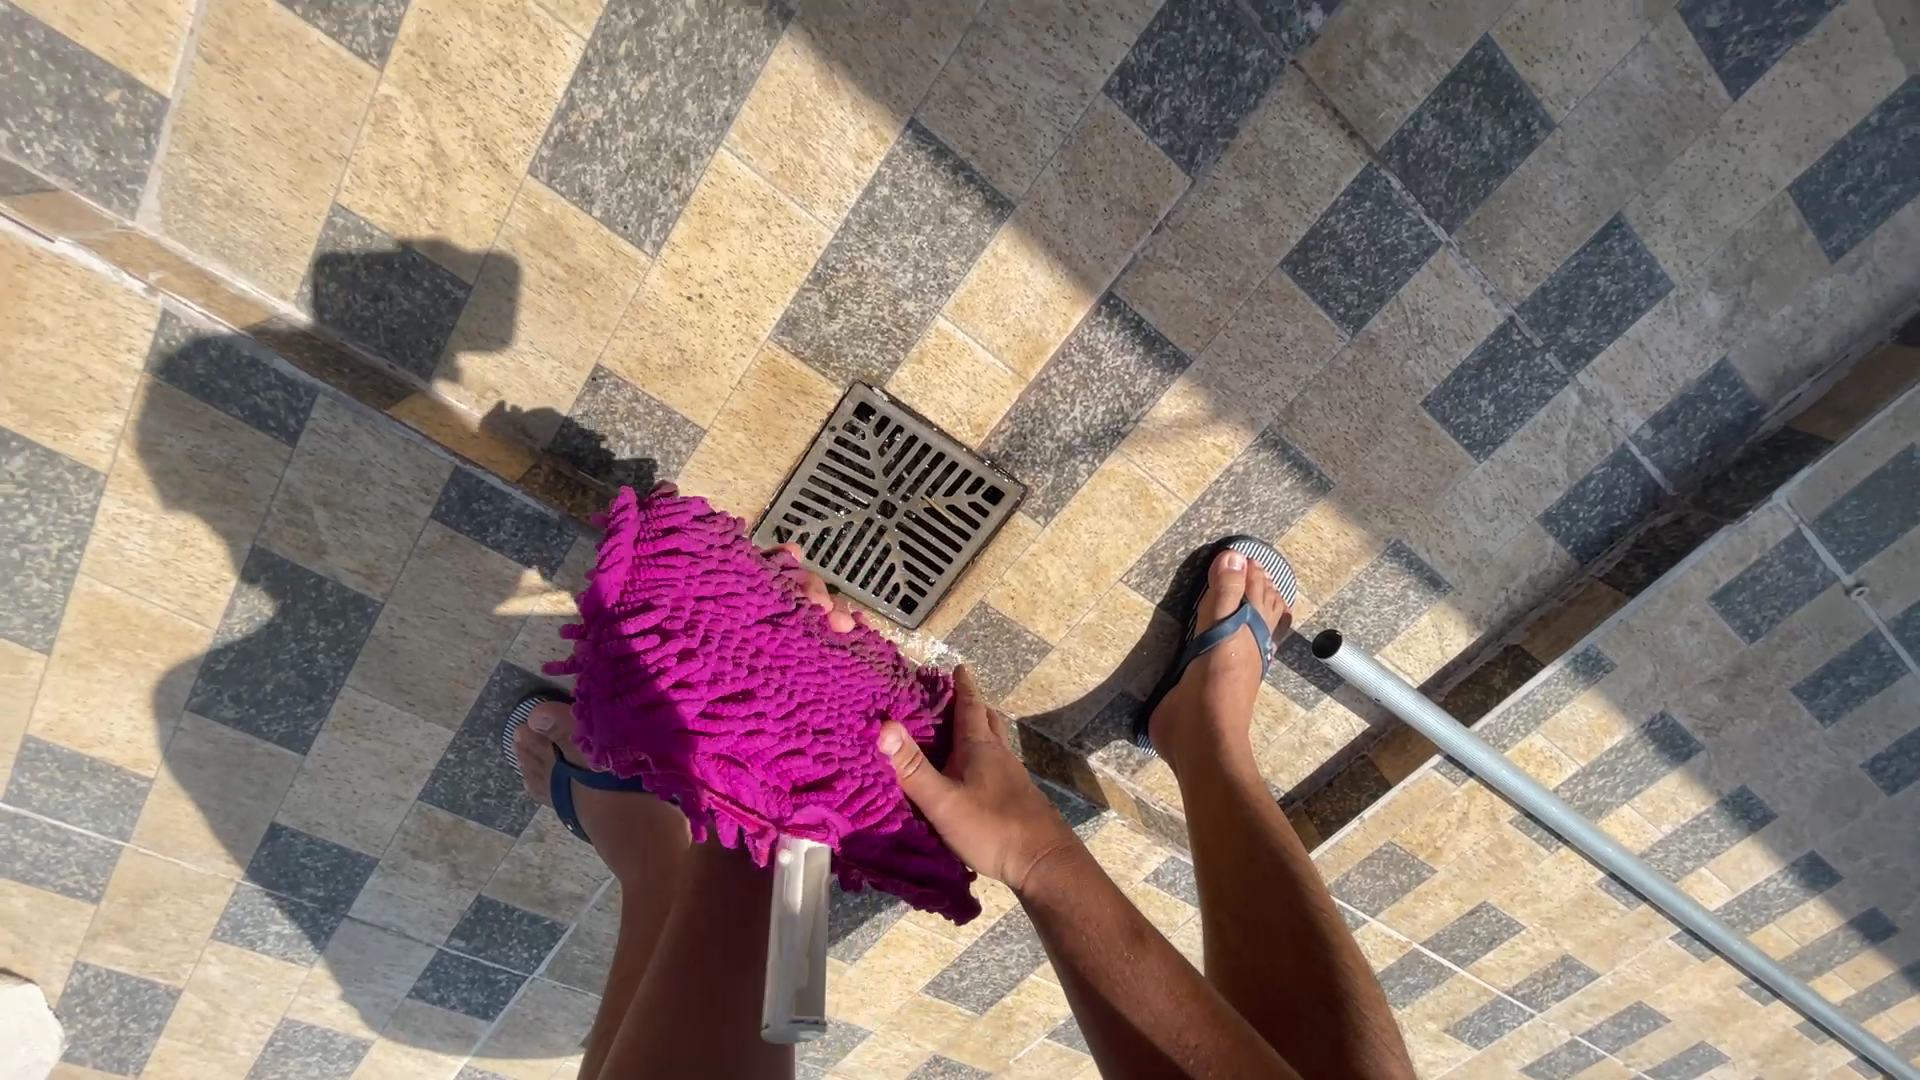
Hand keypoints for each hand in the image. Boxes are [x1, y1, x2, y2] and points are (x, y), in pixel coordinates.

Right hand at [879, 666, 1078, 893]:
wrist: (1042, 860)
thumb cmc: (990, 826)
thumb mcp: (942, 800)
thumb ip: (912, 767)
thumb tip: (883, 726)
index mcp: (979, 746)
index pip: (970, 706)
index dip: (963, 686)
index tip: (959, 667)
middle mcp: (999, 754)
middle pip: (987, 720)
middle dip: (972, 705)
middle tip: (957, 697)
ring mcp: (1012, 776)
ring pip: (995, 742)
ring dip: (980, 731)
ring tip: (963, 732)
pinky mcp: (1018, 797)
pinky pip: (998, 764)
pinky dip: (986, 757)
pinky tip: (977, 774)